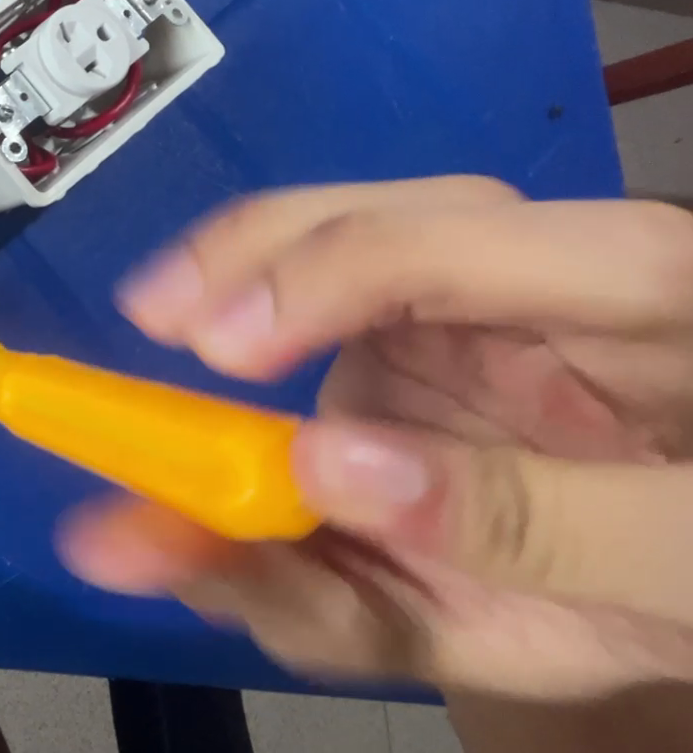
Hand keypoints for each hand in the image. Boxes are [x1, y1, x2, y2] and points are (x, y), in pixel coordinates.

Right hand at [57, 177, 692, 697]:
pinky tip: (181, 411)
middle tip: (151, 315)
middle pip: (370, 215)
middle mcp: (521, 285)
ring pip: (315, 253)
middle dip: (243, 257)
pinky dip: (222, 385)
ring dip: (213, 287)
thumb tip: (317, 466)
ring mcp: (444, 323)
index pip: (458, 240)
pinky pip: (293, 338)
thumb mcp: (687, 573)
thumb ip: (530, 524)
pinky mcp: (386, 368)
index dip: (322, 278)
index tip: (215, 356)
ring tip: (148, 321)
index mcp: (639, 297)